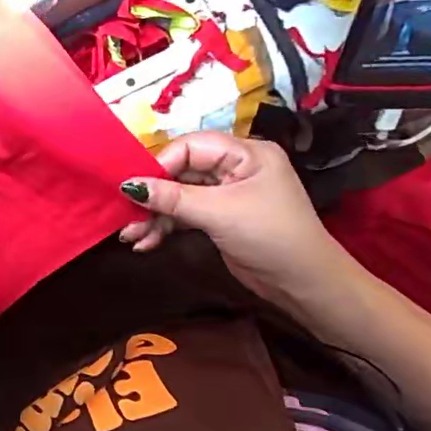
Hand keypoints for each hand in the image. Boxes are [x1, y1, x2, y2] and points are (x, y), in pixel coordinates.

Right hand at [117, 132, 355, 309]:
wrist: (303, 284)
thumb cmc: (270, 237)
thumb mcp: (219, 213)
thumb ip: (172, 198)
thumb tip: (128, 186)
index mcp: (245, 153)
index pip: (190, 147)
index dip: (159, 165)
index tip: (133, 188)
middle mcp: (234, 168)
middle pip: (180, 172)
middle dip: (152, 196)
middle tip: (127, 216)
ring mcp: (225, 194)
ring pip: (177, 196)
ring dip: (153, 216)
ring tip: (132, 237)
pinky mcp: (218, 218)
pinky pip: (183, 214)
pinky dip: (165, 227)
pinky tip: (146, 243)